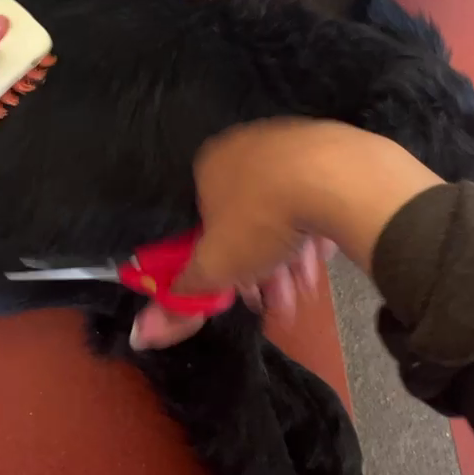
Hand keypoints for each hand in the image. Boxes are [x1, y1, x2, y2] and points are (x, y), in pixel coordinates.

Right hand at [130, 117, 441, 348]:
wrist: (333, 178)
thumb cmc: (261, 218)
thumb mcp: (216, 266)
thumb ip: (181, 295)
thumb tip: (140, 331)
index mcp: (208, 164)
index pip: (204, 221)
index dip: (222, 267)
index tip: (242, 296)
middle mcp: (243, 146)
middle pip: (246, 218)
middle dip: (262, 270)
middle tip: (280, 305)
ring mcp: (286, 144)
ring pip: (282, 210)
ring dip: (290, 258)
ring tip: (307, 292)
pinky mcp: (325, 150)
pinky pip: (312, 196)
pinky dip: (314, 229)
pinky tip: (324, 257)